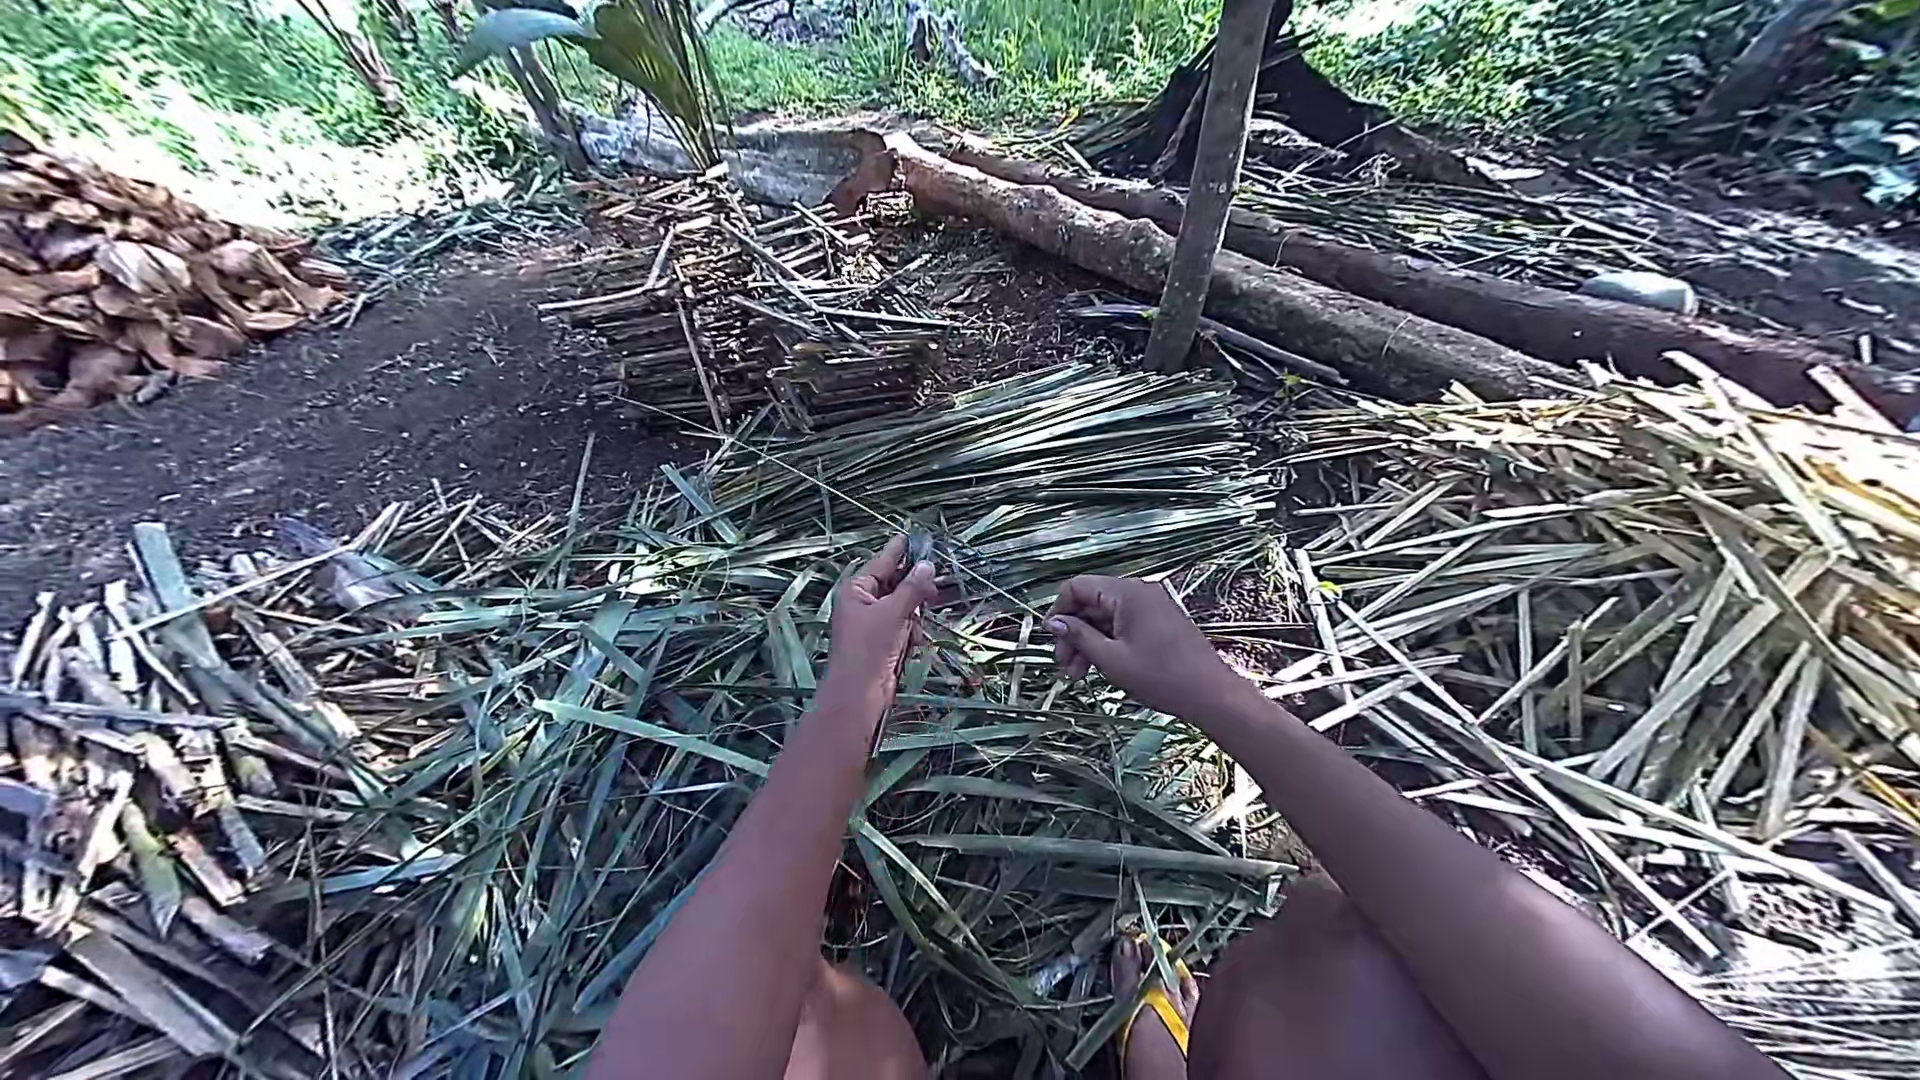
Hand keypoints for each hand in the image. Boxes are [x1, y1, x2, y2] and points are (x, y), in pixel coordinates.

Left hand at [824, 534, 935, 698]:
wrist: (859, 695)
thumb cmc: (869, 649)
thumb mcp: (893, 614)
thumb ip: (912, 588)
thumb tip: (928, 565)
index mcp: (856, 589)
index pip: (883, 562)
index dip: (901, 550)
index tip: (915, 534)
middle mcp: (862, 602)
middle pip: (895, 583)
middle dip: (913, 589)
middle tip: (934, 583)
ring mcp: (872, 622)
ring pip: (903, 605)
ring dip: (913, 616)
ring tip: (914, 628)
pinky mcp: (883, 640)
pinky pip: (904, 625)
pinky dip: (911, 632)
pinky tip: (912, 644)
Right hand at [1046, 575, 1250, 721]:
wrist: (1212, 695)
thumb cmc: (1160, 676)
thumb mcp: (1110, 658)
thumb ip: (1078, 636)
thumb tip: (1053, 622)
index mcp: (1126, 593)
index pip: (1077, 586)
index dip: (1059, 610)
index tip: (1051, 638)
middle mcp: (1138, 592)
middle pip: (1090, 603)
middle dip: (1073, 633)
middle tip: (1064, 666)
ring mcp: (1150, 606)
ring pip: (1105, 617)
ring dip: (1088, 642)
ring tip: (1078, 675)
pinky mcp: (1158, 622)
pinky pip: (1122, 625)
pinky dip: (1108, 643)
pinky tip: (1100, 667)